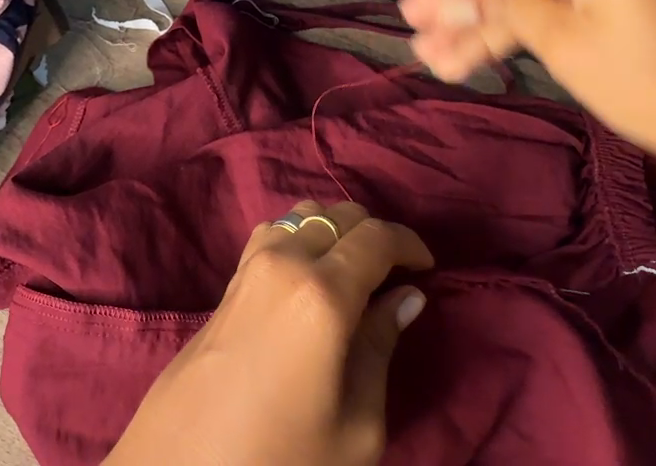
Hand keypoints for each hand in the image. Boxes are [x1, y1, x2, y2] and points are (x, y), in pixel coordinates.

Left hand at [105, 201, 434, 465]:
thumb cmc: (283, 458)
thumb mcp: (356, 425)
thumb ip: (381, 347)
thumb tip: (406, 298)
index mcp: (322, 293)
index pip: (377, 237)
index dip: (410, 244)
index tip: (428, 267)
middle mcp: (284, 263)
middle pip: (340, 215)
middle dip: (375, 234)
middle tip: (396, 274)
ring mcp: (249, 267)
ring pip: (303, 216)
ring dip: (335, 230)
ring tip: (354, 271)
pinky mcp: (227, 282)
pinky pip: (274, 234)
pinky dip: (302, 237)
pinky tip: (310, 273)